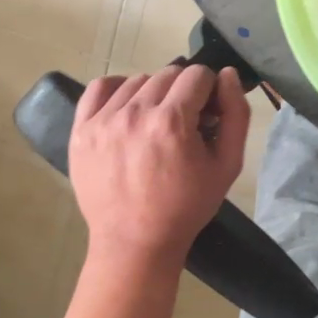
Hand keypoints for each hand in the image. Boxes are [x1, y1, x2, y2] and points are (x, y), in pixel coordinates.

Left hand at [70, 64, 251, 270]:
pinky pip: (99, 88)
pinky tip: (127, 108)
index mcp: (172, 121)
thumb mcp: (227, 167)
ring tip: (155, 124)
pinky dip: (117, 90)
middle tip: (185, 122)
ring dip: (153, 94)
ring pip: (136, 81)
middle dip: (184, 92)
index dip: (210, 91)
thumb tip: (228, 75)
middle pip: (168, 74)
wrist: (135, 242)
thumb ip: (236, 115)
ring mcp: (103, 120)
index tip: (208, 114)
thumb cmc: (186, 208)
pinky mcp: (81, 130)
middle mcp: (135, 112)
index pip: (198, 75)